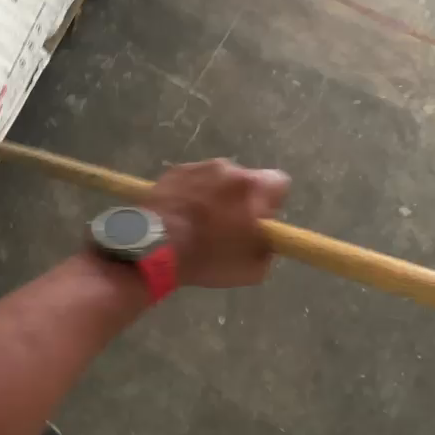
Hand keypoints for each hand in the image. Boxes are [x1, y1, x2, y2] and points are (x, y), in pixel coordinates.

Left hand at [146, 159, 289, 288]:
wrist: (154, 246)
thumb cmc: (208, 257)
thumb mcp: (254, 268)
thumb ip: (268, 247)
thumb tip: (264, 240)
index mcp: (253, 186)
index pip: (280, 184)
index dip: (272, 204)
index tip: (259, 222)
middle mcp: (228, 168)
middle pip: (246, 180)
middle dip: (242, 200)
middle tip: (227, 226)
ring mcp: (198, 166)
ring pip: (218, 180)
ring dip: (215, 196)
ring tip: (200, 223)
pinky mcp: (174, 171)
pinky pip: (193, 181)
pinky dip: (192, 194)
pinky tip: (182, 216)